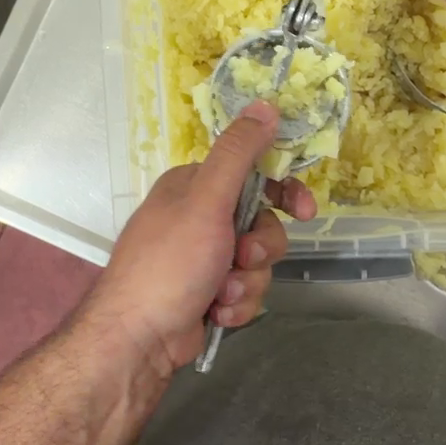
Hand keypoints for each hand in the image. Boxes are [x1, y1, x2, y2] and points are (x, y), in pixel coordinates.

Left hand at [78, 103, 316, 376]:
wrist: (139, 339)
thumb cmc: (170, 263)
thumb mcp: (207, 200)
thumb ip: (239, 154)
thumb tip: (265, 105)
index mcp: (193, 186)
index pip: (252, 175)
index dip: (284, 192)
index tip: (306, 211)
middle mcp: (198, 218)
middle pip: (262, 224)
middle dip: (260, 250)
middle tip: (242, 261)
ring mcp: (202, 259)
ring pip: (257, 264)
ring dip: (246, 283)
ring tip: (219, 296)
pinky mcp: (207, 294)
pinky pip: (244, 292)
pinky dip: (236, 306)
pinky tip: (215, 315)